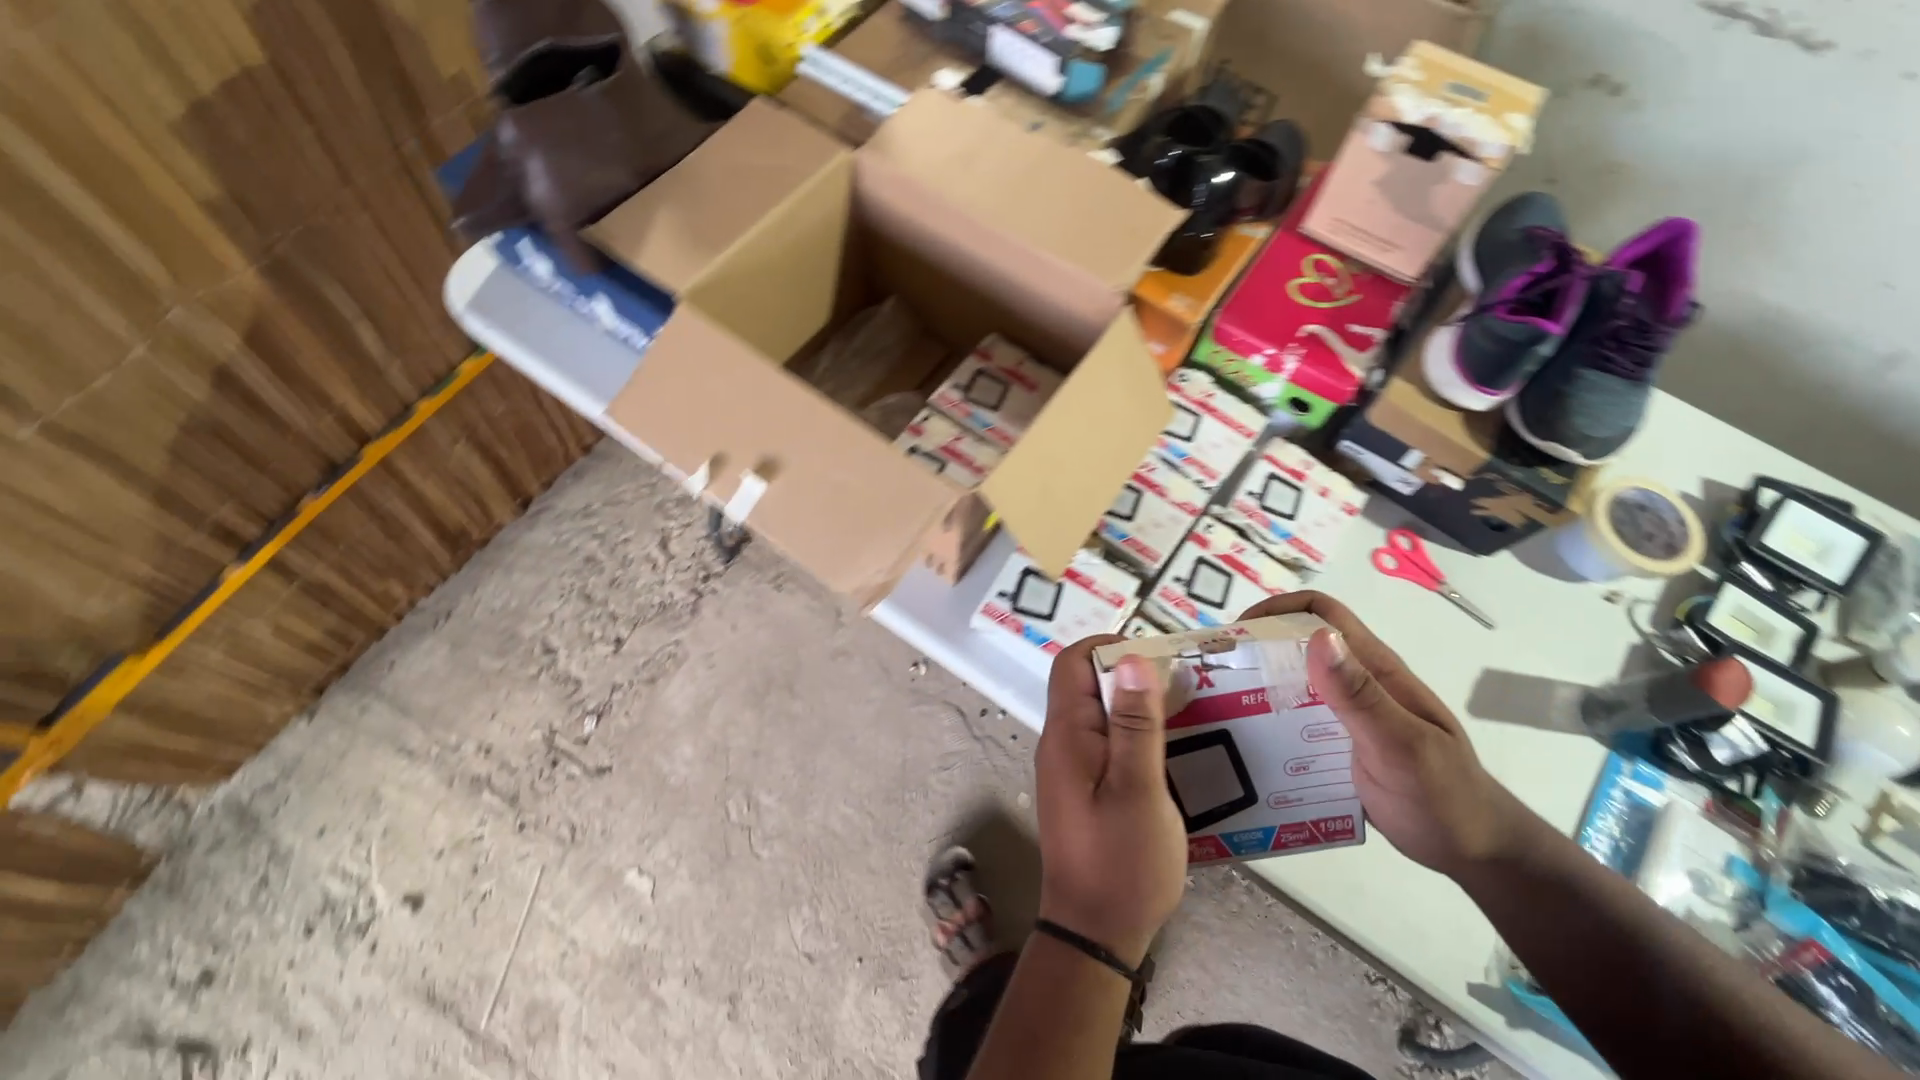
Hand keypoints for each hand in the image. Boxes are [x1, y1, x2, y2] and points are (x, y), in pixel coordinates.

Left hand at [1034, 637, 1187, 966]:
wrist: (1096, 933)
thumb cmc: (1122, 862)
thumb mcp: (1139, 789)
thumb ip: (1136, 724)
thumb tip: (1131, 659)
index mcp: (1067, 735)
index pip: (1072, 663)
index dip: (1110, 647)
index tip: (1159, 655)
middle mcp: (1062, 745)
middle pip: (1088, 686)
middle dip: (1134, 676)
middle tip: (1188, 683)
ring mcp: (1072, 770)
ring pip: (1103, 716)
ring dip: (1141, 708)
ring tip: (1192, 712)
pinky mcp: (1086, 792)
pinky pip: (1109, 746)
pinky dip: (1139, 738)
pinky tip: (1177, 751)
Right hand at [1238, 592, 1536, 878]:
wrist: (1475, 850)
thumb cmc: (1444, 796)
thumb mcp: (1401, 745)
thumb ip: (1360, 695)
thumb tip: (1317, 637)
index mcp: (1375, 670)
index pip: (1322, 613)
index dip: (1277, 610)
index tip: (1236, 634)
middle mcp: (1358, 684)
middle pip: (1297, 646)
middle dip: (1254, 650)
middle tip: (1214, 678)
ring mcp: (1348, 716)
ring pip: (1293, 685)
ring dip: (1256, 688)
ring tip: (1218, 711)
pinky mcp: (1338, 747)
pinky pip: (1295, 723)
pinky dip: (1267, 723)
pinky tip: (1246, 746)